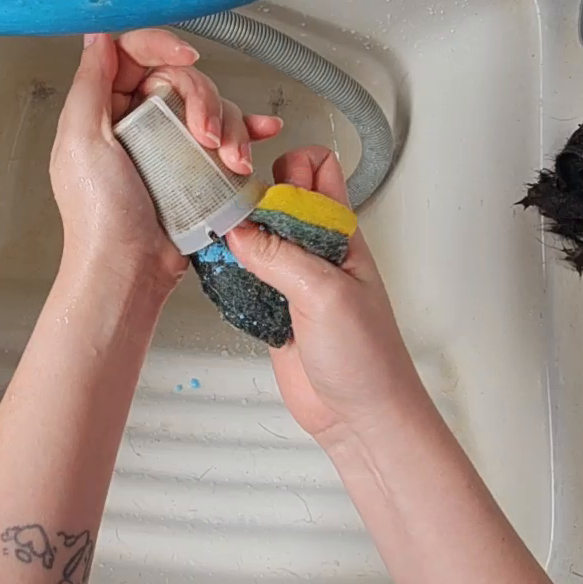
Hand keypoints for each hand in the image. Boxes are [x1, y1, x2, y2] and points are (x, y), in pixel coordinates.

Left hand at [52, 30, 280, 287]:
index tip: (185, 58)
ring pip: (208, 105)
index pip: (134, 54)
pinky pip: (226, 135)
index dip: (161, 47)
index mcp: (103, 109)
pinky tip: (262, 133)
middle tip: (203, 134)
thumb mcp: (81, 141)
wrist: (128, 269)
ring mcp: (167, 143)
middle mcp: (136, 121)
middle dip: (202, 99)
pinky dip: (247, 132)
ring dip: (229, 124)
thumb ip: (89, 84)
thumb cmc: (99, 216)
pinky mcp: (194, 166)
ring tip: (230, 158)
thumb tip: (96, 35)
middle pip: (180, 78)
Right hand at [225, 147, 423, 442]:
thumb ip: (280, 256)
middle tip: (228, 213)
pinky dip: (225, 270)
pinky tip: (214, 273)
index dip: (290, 165)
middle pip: (276, 197)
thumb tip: (237, 229)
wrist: (361, 418)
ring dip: (232, 234)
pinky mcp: (270, 306)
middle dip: (251, 196)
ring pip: (254, 235)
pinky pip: (242, 274)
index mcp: (339, 231)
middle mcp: (314, 247)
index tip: (262, 187)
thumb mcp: (325, 294)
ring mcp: (291, 277)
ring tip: (213, 240)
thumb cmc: (368, 357)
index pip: (317, 169)